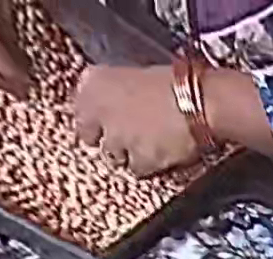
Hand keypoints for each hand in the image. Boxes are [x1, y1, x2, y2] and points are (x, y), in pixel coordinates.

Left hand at [73, 65, 200, 176]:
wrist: (195, 102)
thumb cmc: (170, 83)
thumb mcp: (132, 76)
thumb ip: (115, 93)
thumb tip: (116, 108)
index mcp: (93, 84)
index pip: (78, 112)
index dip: (91, 123)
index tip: (101, 128)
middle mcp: (99, 112)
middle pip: (90, 139)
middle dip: (106, 141)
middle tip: (126, 141)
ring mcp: (118, 138)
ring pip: (115, 157)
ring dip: (128, 155)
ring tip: (147, 149)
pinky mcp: (139, 160)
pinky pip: (138, 169)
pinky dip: (147, 166)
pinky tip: (159, 157)